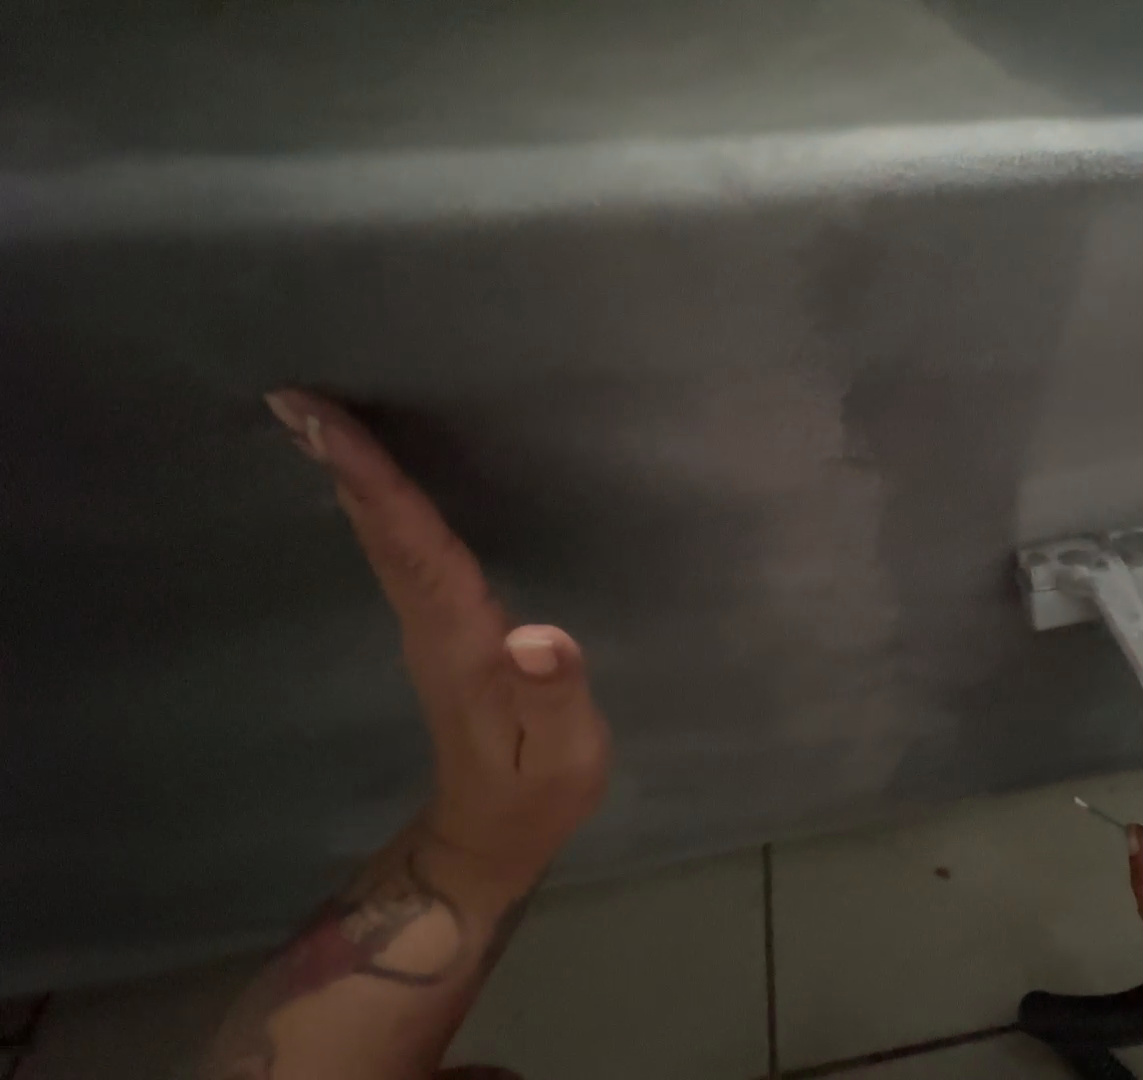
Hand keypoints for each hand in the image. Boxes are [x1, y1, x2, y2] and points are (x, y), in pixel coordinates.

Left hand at [266, 390, 611, 890]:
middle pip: (384, 538)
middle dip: (345, 469)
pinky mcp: (442, 635)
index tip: (325, 423)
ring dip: (356, 485)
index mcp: (462, 644)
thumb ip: (554, 696)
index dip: (376, 487)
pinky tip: (380, 492)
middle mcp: (431, 628)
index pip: (416, 553)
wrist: (493, 832)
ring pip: (386, 546)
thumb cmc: (537, 790)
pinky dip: (384, 516)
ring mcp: (430, 633)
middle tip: (300, 403)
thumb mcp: (563, 751)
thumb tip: (538, 637)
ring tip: (327, 429)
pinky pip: (406, 560)